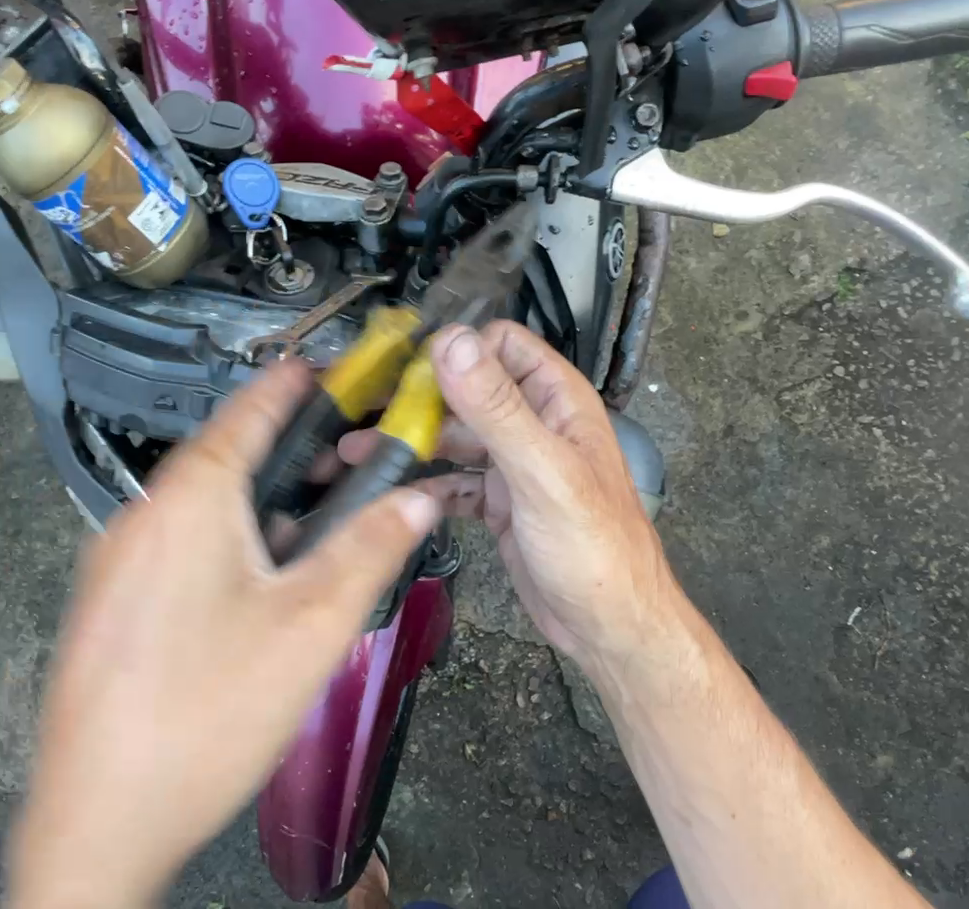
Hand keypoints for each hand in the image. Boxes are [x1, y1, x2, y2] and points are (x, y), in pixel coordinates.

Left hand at [6, 363, 440, 908]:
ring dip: (253, 498)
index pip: (248, 412)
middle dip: (282, 450)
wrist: (98, 821)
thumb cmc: (208, 712)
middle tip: (337, 459)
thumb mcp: (312, 624)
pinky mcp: (105, 604)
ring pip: (197, 504)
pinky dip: (221, 536)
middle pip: (222, 456)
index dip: (291, 386)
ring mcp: (113, 561)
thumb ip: (371, 548)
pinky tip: (253, 582)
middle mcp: (140, 515)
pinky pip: (173, 543)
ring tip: (306, 521)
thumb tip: (418, 497)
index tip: (323, 369)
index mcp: (188, 499)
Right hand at [338, 321, 677, 668]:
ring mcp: (515, 464)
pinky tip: (392, 494)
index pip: (500, 345)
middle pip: (468, 390)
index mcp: (556, 399)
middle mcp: (534, 423)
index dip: (455, 351)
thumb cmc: (591, 545)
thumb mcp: (542, 470)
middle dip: (418, 399)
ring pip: (455, 437)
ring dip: (412, 442)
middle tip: (363, 411)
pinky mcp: (499, 503)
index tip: (403, 371)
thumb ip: (496, 407)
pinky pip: (454, 482)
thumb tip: (449, 340)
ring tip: (358, 451)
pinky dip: (426, 486)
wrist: (610, 627)